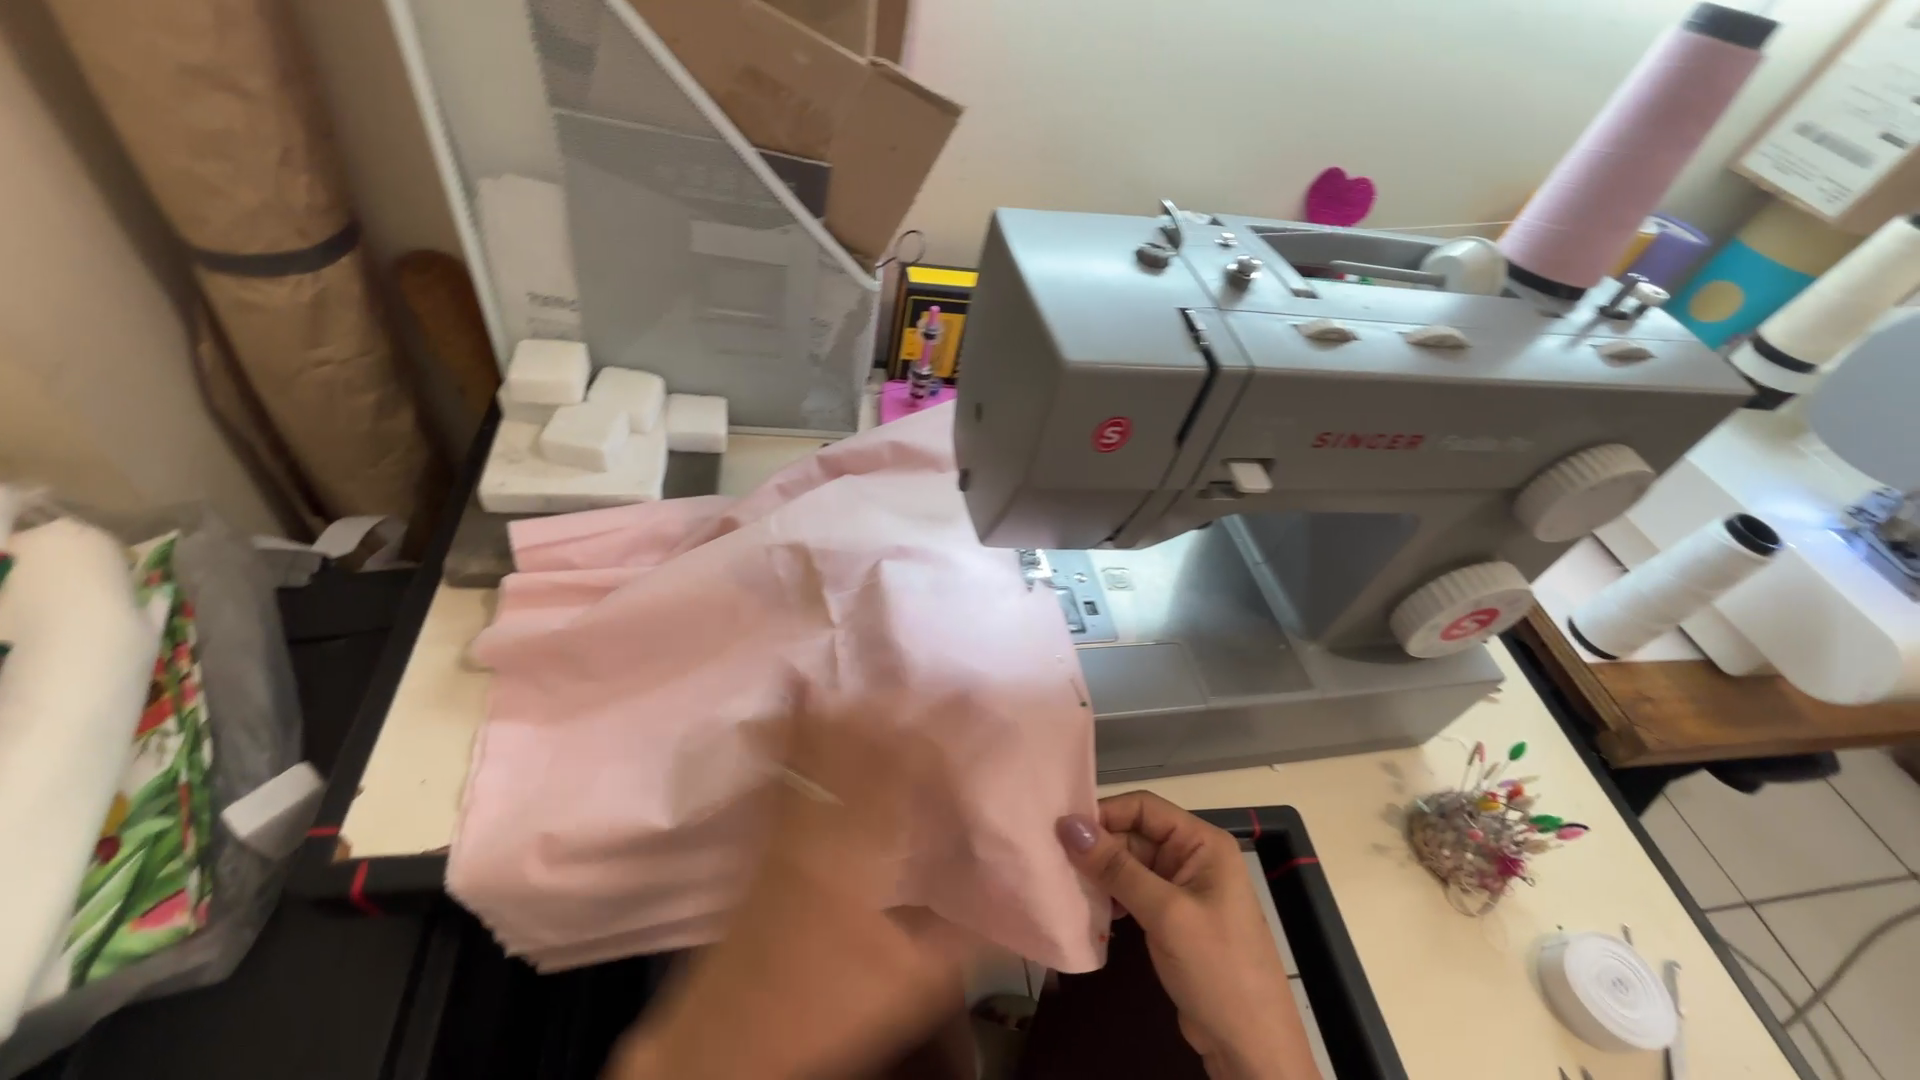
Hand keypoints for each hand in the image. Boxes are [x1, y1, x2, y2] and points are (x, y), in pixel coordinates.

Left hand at [609, 708, 974, 1079]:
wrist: (725, 1037)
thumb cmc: (820, 1011)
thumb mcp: (907, 985)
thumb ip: (963, 937)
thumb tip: (1013, 899)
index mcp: (859, 859)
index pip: (913, 779)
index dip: (952, 741)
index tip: (988, 715)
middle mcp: (820, 826)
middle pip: (869, 748)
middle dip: (914, 710)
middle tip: (952, 682)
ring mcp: (785, 824)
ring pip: (824, 745)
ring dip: (862, 707)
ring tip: (894, 675)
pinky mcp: (763, 832)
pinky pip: (780, 763)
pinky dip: (791, 720)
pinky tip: (794, 682)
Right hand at [1057, 792, 1320, 1079]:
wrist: (1250, 1045)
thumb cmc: (1217, 969)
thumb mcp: (1166, 914)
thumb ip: (1117, 868)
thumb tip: (1068, 825)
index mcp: (1203, 843)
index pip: (1144, 808)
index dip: (1104, 813)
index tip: (1060, 829)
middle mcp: (1193, 858)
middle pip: (1134, 835)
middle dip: (1097, 847)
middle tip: (1052, 860)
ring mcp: (1182, 890)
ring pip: (1129, 865)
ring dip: (1099, 874)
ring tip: (1063, 883)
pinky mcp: (1171, 919)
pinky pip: (1132, 894)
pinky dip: (1110, 898)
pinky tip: (1087, 910)